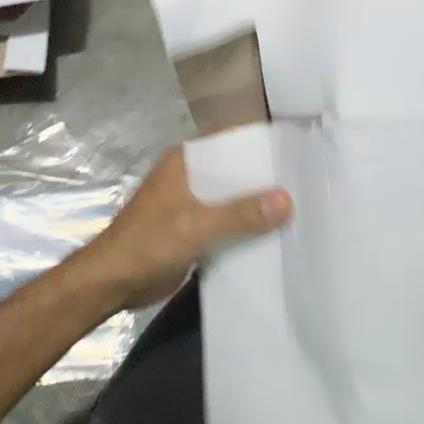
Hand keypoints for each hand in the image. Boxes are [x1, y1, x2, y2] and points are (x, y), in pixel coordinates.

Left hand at [71, 147, 292, 309]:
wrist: (113, 282)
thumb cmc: (148, 243)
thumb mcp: (196, 225)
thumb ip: (240, 213)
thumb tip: (287, 199)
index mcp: (183, 163)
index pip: (228, 142)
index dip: (260, 144)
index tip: (298, 149)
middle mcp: (187, 178)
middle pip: (233, 173)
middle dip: (264, 180)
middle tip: (310, 184)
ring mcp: (189, 206)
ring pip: (230, 201)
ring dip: (256, 208)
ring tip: (303, 210)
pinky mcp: (191, 232)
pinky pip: (225, 225)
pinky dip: (245, 230)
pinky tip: (276, 237)